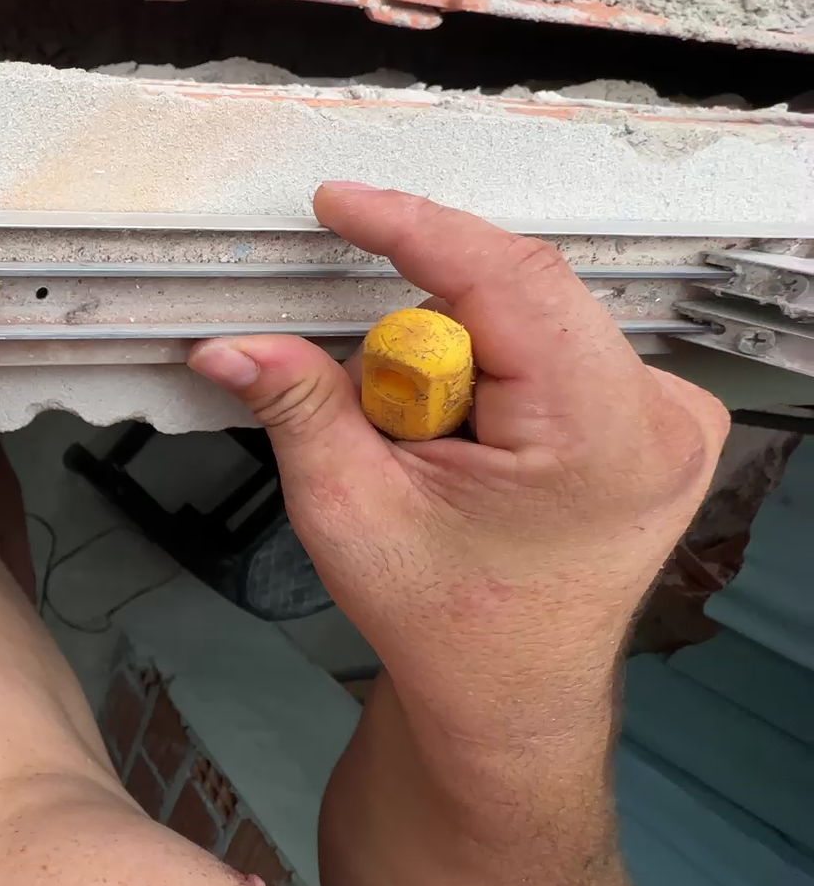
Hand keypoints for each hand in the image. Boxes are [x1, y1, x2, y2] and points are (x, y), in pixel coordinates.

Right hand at [188, 184, 727, 754]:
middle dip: (405, 350)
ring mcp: (657, 412)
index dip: (413, 229)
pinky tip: (444, 441)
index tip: (339, 200)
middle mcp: (655, 409)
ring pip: (509, 327)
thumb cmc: (436, 612)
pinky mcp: (635, 417)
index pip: (508, 282)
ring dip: (429, 371)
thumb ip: (293, 407)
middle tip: (368, 425)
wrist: (501, 684)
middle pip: (502, 305)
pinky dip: (460, 377)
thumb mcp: (345, 506)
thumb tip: (228, 346)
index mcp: (600, 433)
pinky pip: (527, 350)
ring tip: (412, 454)